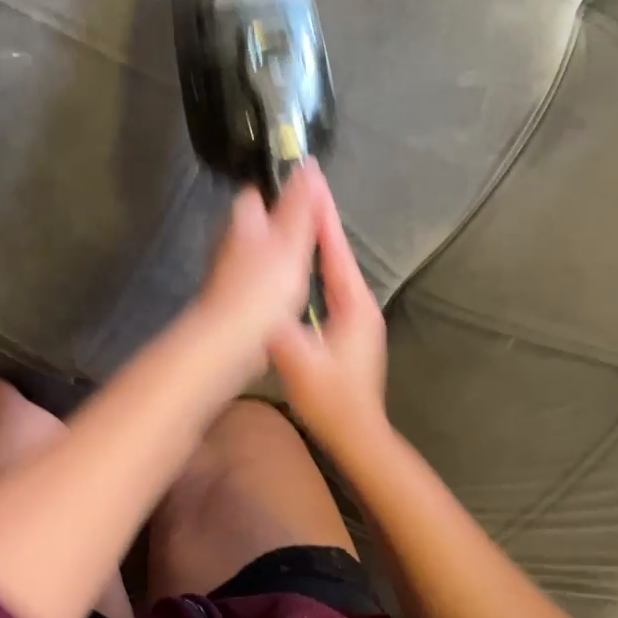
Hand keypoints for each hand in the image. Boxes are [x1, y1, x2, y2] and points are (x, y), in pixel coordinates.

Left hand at [194, 166, 324, 367]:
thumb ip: (300, 205)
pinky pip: (250, 283)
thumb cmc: (263, 287)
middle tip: (307, 237)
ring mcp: (224, 273)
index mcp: (243, 222)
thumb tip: (307, 162)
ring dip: (271, 257)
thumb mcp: (291, 241)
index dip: (276, 192)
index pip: (254, 194)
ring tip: (301, 268)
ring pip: (251, 254)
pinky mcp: (227, 300)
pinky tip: (283, 298)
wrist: (229, 340)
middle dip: (275, 227)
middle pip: (252, 224)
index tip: (302, 200)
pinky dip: (265, 285)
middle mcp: (228, 242)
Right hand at [268, 181, 386, 448]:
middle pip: (338, 252)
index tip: (313, 182)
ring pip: (334, 267)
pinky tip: (300, 260)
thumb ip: (281, 333)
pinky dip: (317, 262)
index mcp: (354, 305)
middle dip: (321, 218)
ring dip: (318, 239)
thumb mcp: (301, 367)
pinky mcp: (349, 327)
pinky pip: (331, 283)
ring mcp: (357, 316)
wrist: (358, 435)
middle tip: (304, 186)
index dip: (323, 215)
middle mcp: (360, 303)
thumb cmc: (332, 402)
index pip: (336, 250)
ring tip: (298, 213)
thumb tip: (257, 300)